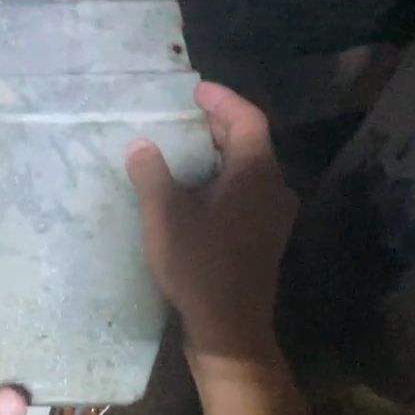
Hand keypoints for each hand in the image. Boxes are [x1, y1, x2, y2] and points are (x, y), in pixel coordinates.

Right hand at [127, 82, 297, 358]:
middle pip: (251, 142)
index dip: (222, 100)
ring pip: (249, 168)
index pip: (247, 119)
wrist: (229, 325)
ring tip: (186, 149)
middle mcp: (273, 188)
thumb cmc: (199, 266)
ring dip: (219, 154)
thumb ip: (152, 175)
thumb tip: (141, 145)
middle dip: (219, 125)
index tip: (195, 90)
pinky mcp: (264, 236)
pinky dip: (223, 178)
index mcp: (255, 174)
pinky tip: (197, 191)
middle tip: (185, 116)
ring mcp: (273, 215)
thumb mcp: (165, 216)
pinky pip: (246, 191)